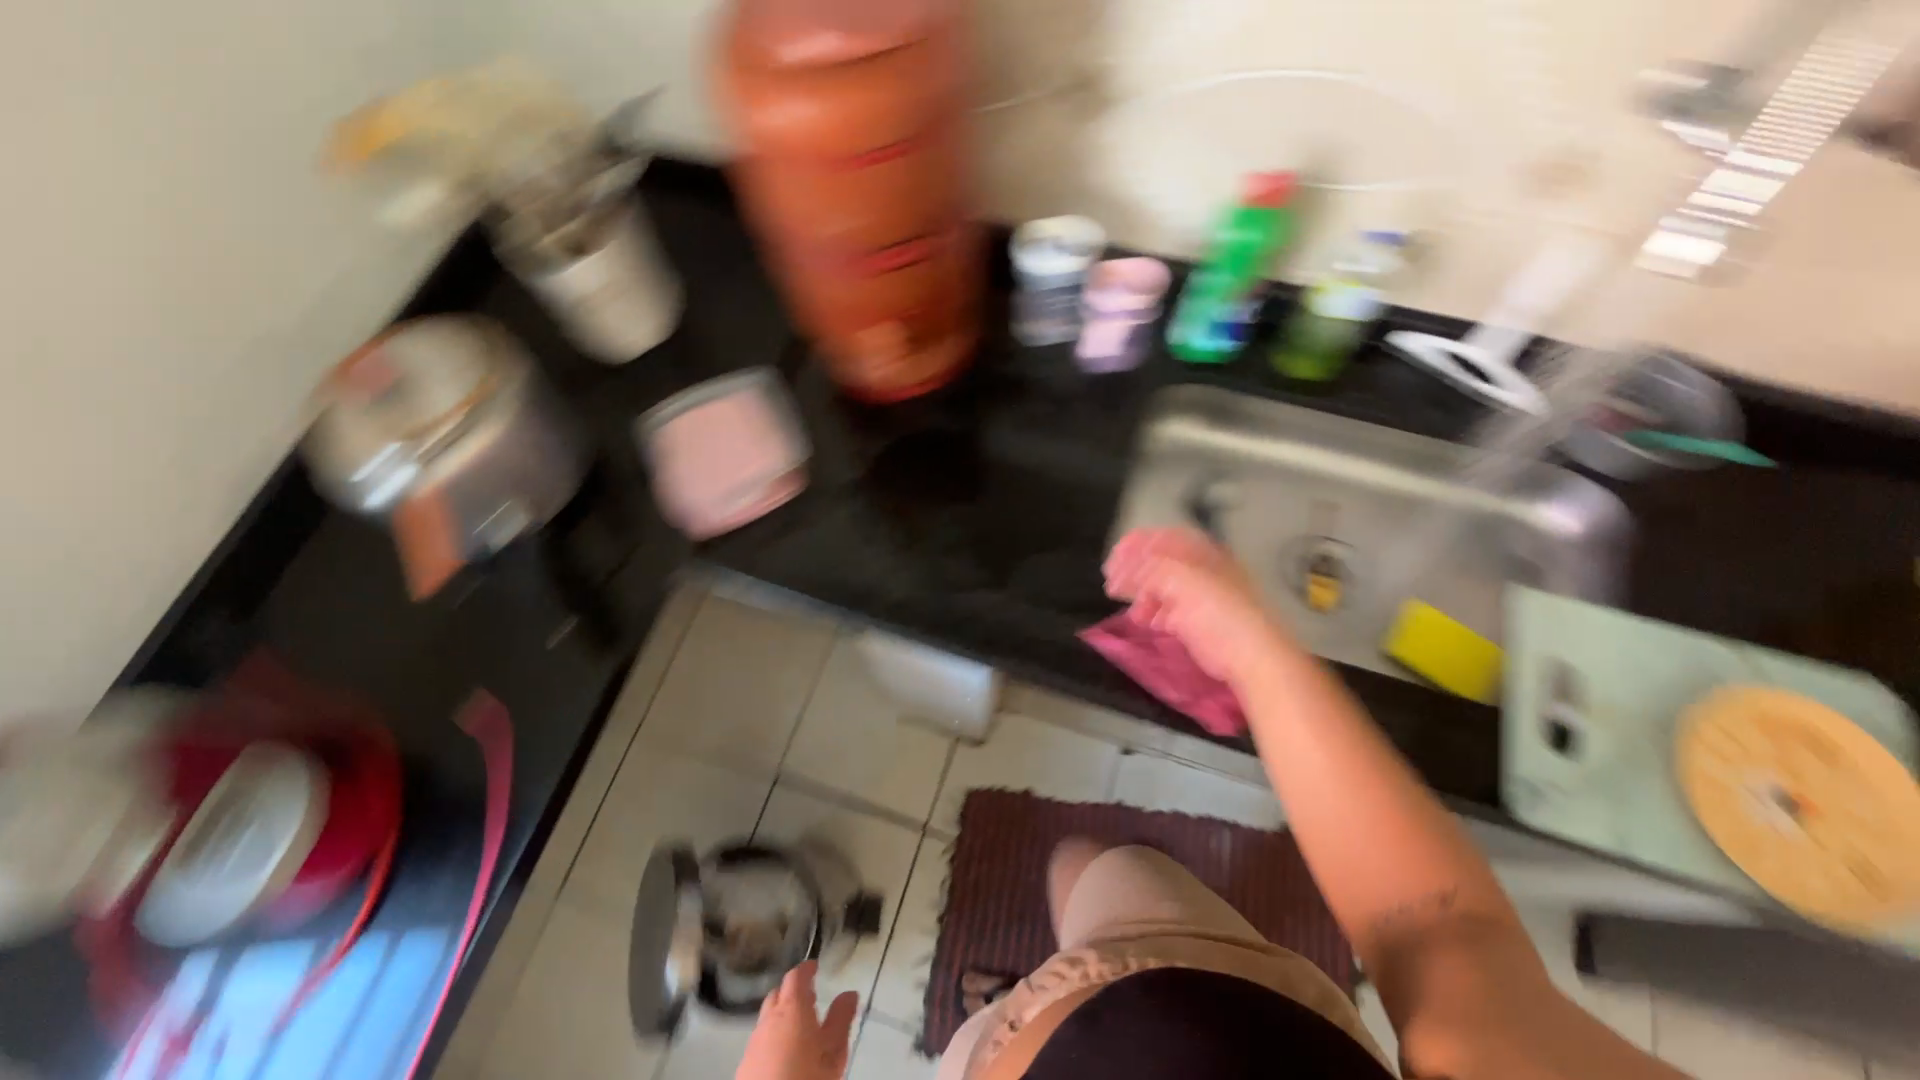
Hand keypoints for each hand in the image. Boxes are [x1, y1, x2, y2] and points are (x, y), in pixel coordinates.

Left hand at [736, 962, 858, 1079]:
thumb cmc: (807, 1078)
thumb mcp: (833, 1051)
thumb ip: (841, 1019)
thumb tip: (849, 993)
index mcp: (792, 1010)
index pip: (795, 977)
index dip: (806, 969)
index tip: (814, 965)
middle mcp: (769, 1019)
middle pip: (778, 994)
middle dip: (793, 991)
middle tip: (811, 996)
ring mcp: (754, 1041)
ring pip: (767, 1016)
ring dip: (782, 1014)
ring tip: (800, 1026)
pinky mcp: (745, 1062)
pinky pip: (760, 1038)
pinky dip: (772, 1034)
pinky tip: (783, 1051)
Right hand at [1102, 527, 1291, 685]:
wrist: (1251, 658)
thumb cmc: (1219, 615)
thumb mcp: (1184, 582)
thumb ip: (1152, 570)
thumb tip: (1125, 571)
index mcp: (1204, 555)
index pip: (1166, 539)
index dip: (1138, 543)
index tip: (1115, 554)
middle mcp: (1203, 571)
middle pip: (1162, 562)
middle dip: (1135, 569)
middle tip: (1112, 580)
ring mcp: (1202, 597)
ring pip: (1164, 587)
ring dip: (1142, 593)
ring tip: (1129, 607)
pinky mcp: (1199, 623)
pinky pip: (1169, 610)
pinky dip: (1153, 612)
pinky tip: (1144, 620)